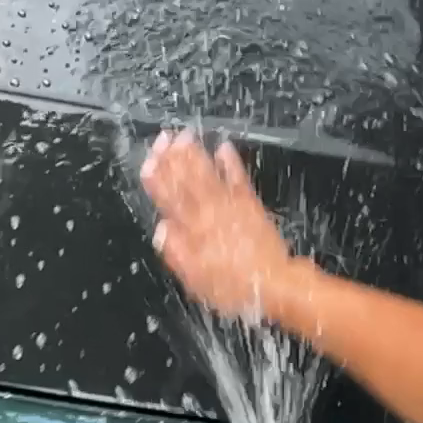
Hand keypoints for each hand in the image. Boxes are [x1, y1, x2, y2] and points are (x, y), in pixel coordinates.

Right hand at [140, 130, 299, 320]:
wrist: (274, 283)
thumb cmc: (233, 286)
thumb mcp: (197, 280)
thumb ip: (177, 253)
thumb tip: (161, 230)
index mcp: (193, 230)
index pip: (169, 199)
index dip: (157, 179)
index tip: (148, 162)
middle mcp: (209, 212)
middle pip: (187, 180)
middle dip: (172, 158)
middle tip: (162, 138)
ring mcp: (230, 204)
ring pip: (208, 173)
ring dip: (195, 154)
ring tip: (183, 136)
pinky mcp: (249, 203)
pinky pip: (237, 178)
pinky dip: (230, 162)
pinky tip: (223, 147)